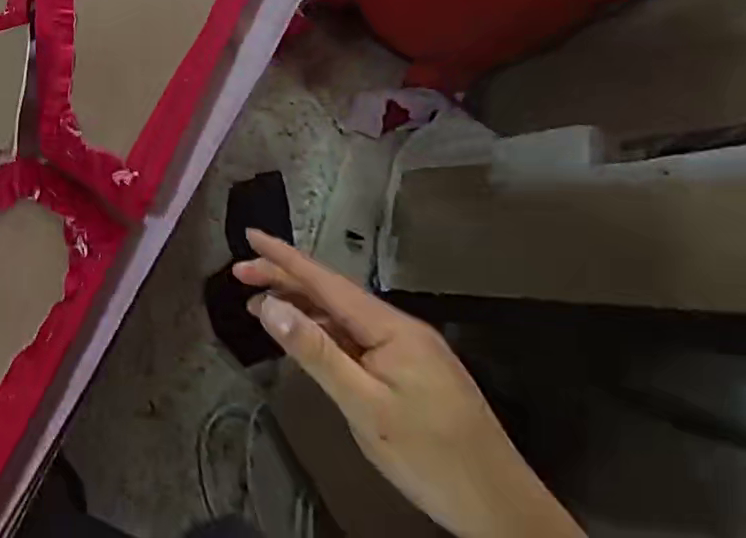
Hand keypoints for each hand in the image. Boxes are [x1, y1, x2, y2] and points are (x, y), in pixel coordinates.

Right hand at [235, 230, 582, 537]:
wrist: (505, 513)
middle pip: (333, 293)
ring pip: (343, 316)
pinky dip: (323, 331)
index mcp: (391, 328)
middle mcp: (399, 328)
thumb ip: (316, 352)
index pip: (326, 281)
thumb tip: (269, 306)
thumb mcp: (364, 406)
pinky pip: (356, 337)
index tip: (250, 235)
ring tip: (259, 306)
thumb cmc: (432, 458)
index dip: (284, 257)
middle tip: (240, 275)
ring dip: (301, 307)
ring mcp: (408, 349)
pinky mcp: (411, 371)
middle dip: (285, 279)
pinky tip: (305, 339)